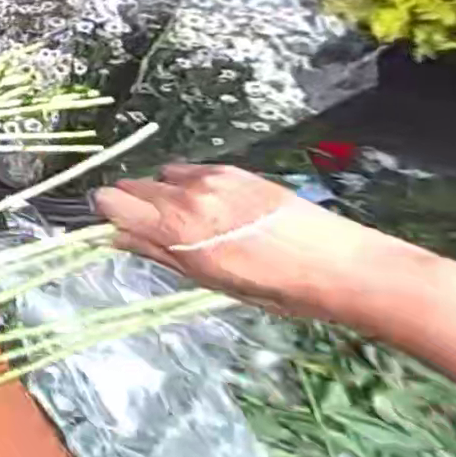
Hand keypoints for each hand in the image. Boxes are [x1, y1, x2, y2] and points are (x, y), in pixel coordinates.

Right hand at [94, 164, 398, 318]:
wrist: (348, 268)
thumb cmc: (274, 286)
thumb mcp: (206, 279)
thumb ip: (153, 251)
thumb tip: (113, 237)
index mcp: (173, 227)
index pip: (107, 200)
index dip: (108, 212)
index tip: (121, 225)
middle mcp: (183, 196)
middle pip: (128, 185)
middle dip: (134, 203)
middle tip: (160, 226)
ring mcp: (208, 179)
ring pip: (157, 176)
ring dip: (161, 192)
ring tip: (192, 214)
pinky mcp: (230, 170)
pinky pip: (187, 170)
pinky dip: (188, 183)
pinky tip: (216, 204)